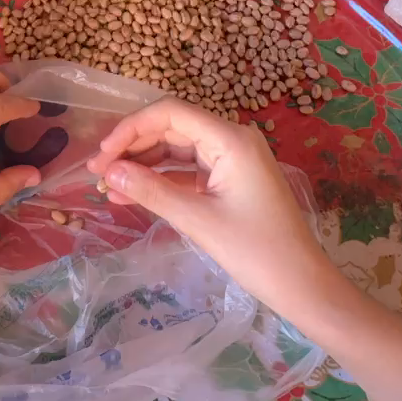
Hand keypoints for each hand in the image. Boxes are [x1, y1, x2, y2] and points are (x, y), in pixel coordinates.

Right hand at [85, 98, 334, 311]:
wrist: (304, 288)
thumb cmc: (257, 252)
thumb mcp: (199, 221)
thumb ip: (151, 191)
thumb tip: (108, 171)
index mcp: (230, 138)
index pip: (170, 112)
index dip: (132, 127)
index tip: (103, 152)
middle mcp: (230, 138)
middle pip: (171, 128)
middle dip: (133, 146)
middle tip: (97, 170)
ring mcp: (231, 158)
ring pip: (176, 149)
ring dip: (143, 164)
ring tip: (107, 184)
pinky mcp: (229, 179)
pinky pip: (187, 170)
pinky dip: (161, 180)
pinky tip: (131, 194)